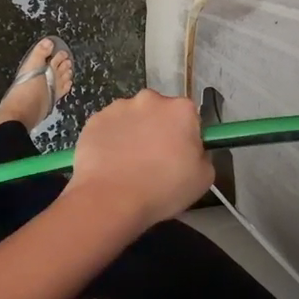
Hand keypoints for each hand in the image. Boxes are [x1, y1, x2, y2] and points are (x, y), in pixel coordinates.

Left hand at [66, 89, 213, 228]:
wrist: (110, 198)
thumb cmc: (162, 189)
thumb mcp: (203, 178)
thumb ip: (203, 155)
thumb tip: (192, 150)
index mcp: (181, 109)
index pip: (190, 117)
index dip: (186, 137)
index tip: (180, 156)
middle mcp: (149, 100)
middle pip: (159, 112)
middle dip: (158, 130)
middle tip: (154, 160)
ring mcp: (118, 108)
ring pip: (132, 118)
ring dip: (133, 134)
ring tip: (128, 165)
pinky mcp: (94, 120)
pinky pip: (108, 128)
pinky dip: (110, 140)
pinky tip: (109, 163)